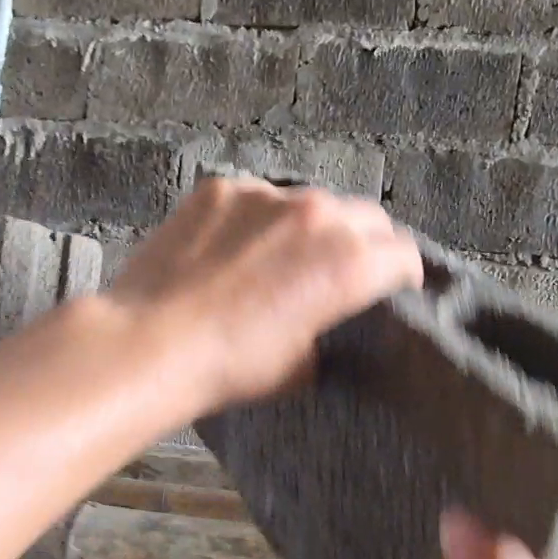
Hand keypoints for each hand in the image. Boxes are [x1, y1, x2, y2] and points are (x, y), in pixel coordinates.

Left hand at [104, 178, 422, 412]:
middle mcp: (318, 216)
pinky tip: (236, 250)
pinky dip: (259, 219)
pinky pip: (258, 198)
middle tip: (347, 270)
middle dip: (368, 243)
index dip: (403, 275)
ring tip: (284, 260)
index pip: (404, 254)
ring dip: (312, 227)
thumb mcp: (300, 369)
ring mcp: (267, 196)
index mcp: (350, 264)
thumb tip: (319, 324)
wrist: (154, 343)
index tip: (394, 288)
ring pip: (311, 202)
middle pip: (367, 217)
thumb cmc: (230, 365)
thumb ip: (327, 333)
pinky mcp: (222, 189)